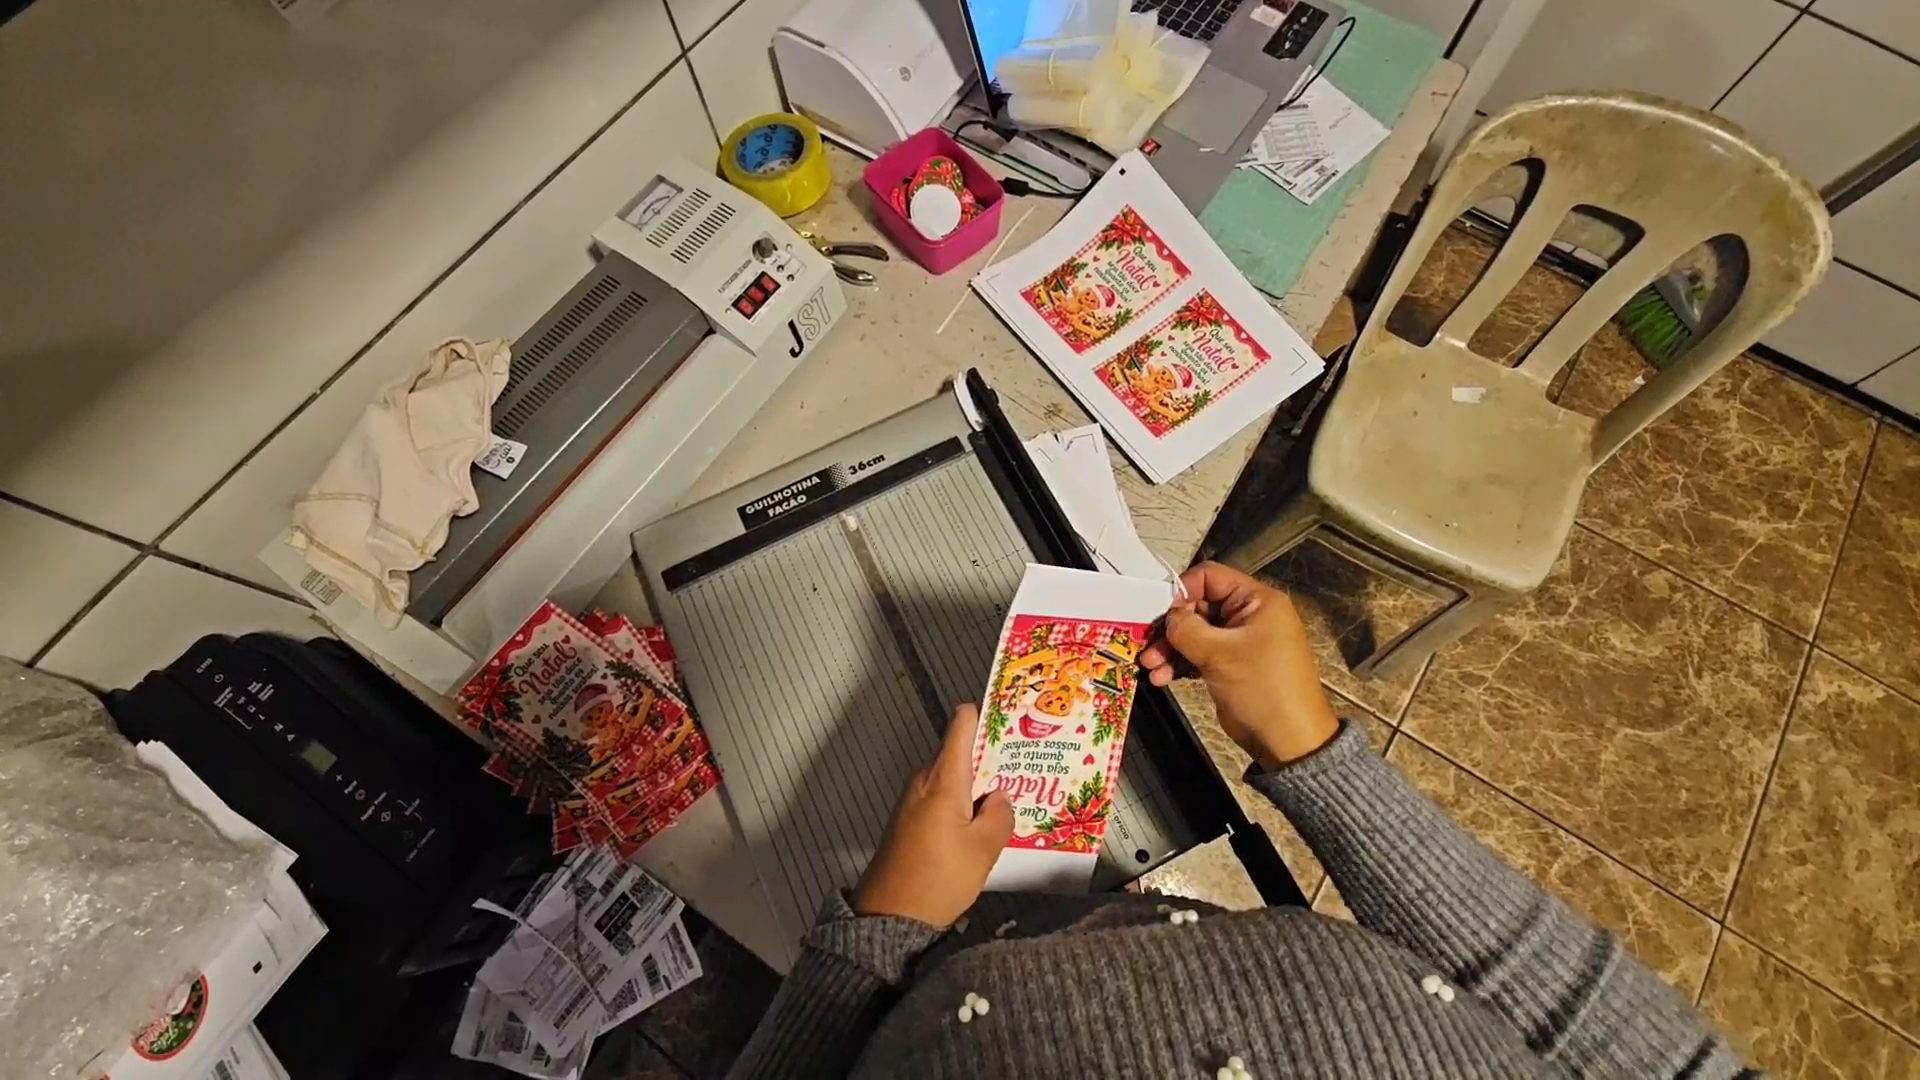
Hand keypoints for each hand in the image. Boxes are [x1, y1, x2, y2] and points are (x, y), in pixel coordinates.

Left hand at [853, 704, 1013, 925]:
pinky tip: (982, 827)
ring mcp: (913, 799)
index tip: (1011, 719)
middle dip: (990, 758)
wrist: (888, 918)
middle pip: (960, 752)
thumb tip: (999, 797)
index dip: (986, 714)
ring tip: (1011, 801)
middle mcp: (925, 779)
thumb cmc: (939, 878)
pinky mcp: (908, 820)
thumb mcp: (983, 849)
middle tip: (1025, 769)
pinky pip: (941, 798)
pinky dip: (962, 804)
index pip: (961, 724)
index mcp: (943, 777)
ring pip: (952, 779)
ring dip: (977, 786)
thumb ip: (999, 815)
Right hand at [1139, 562, 1339, 766]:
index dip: (1182, 591)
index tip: (1163, 612)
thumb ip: (1186, 628)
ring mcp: (1239, 642)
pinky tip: (1163, 677)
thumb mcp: (1220, 653)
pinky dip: (1179, 663)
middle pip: (1197, 607)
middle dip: (1171, 627)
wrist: (1287, 741)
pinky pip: (1198, 654)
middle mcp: (1248, 616)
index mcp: (1257, 601)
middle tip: (1148, 643)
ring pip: (1194, 633)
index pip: (1210, 577)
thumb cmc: (1264, 689)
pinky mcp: (1230, 664)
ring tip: (1151, 666)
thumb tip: (1169, 617)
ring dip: (1170, 648)